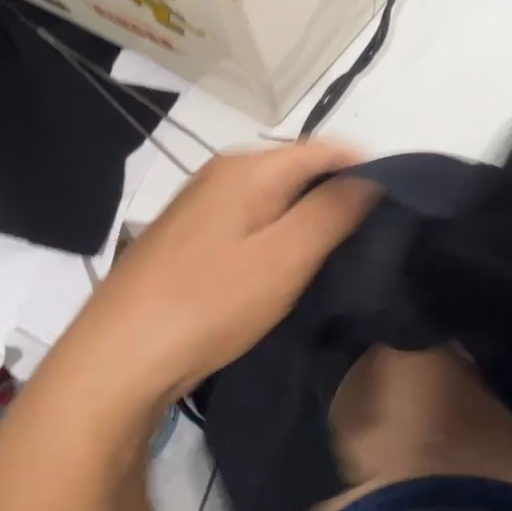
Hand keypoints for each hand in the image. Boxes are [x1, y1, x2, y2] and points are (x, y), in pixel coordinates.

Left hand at [51, 142, 381, 407]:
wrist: (116, 361)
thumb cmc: (209, 304)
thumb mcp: (287, 257)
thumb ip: (336, 209)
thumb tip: (376, 176)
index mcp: (251, 166)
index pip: (331, 149)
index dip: (370, 174)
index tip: (394, 215)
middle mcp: (224, 170)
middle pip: (303, 170)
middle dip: (339, 198)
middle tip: (366, 244)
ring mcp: (202, 201)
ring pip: (278, 196)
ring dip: (309, 220)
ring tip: (331, 262)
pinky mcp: (190, 233)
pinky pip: (253, 218)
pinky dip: (278, 235)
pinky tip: (282, 271)